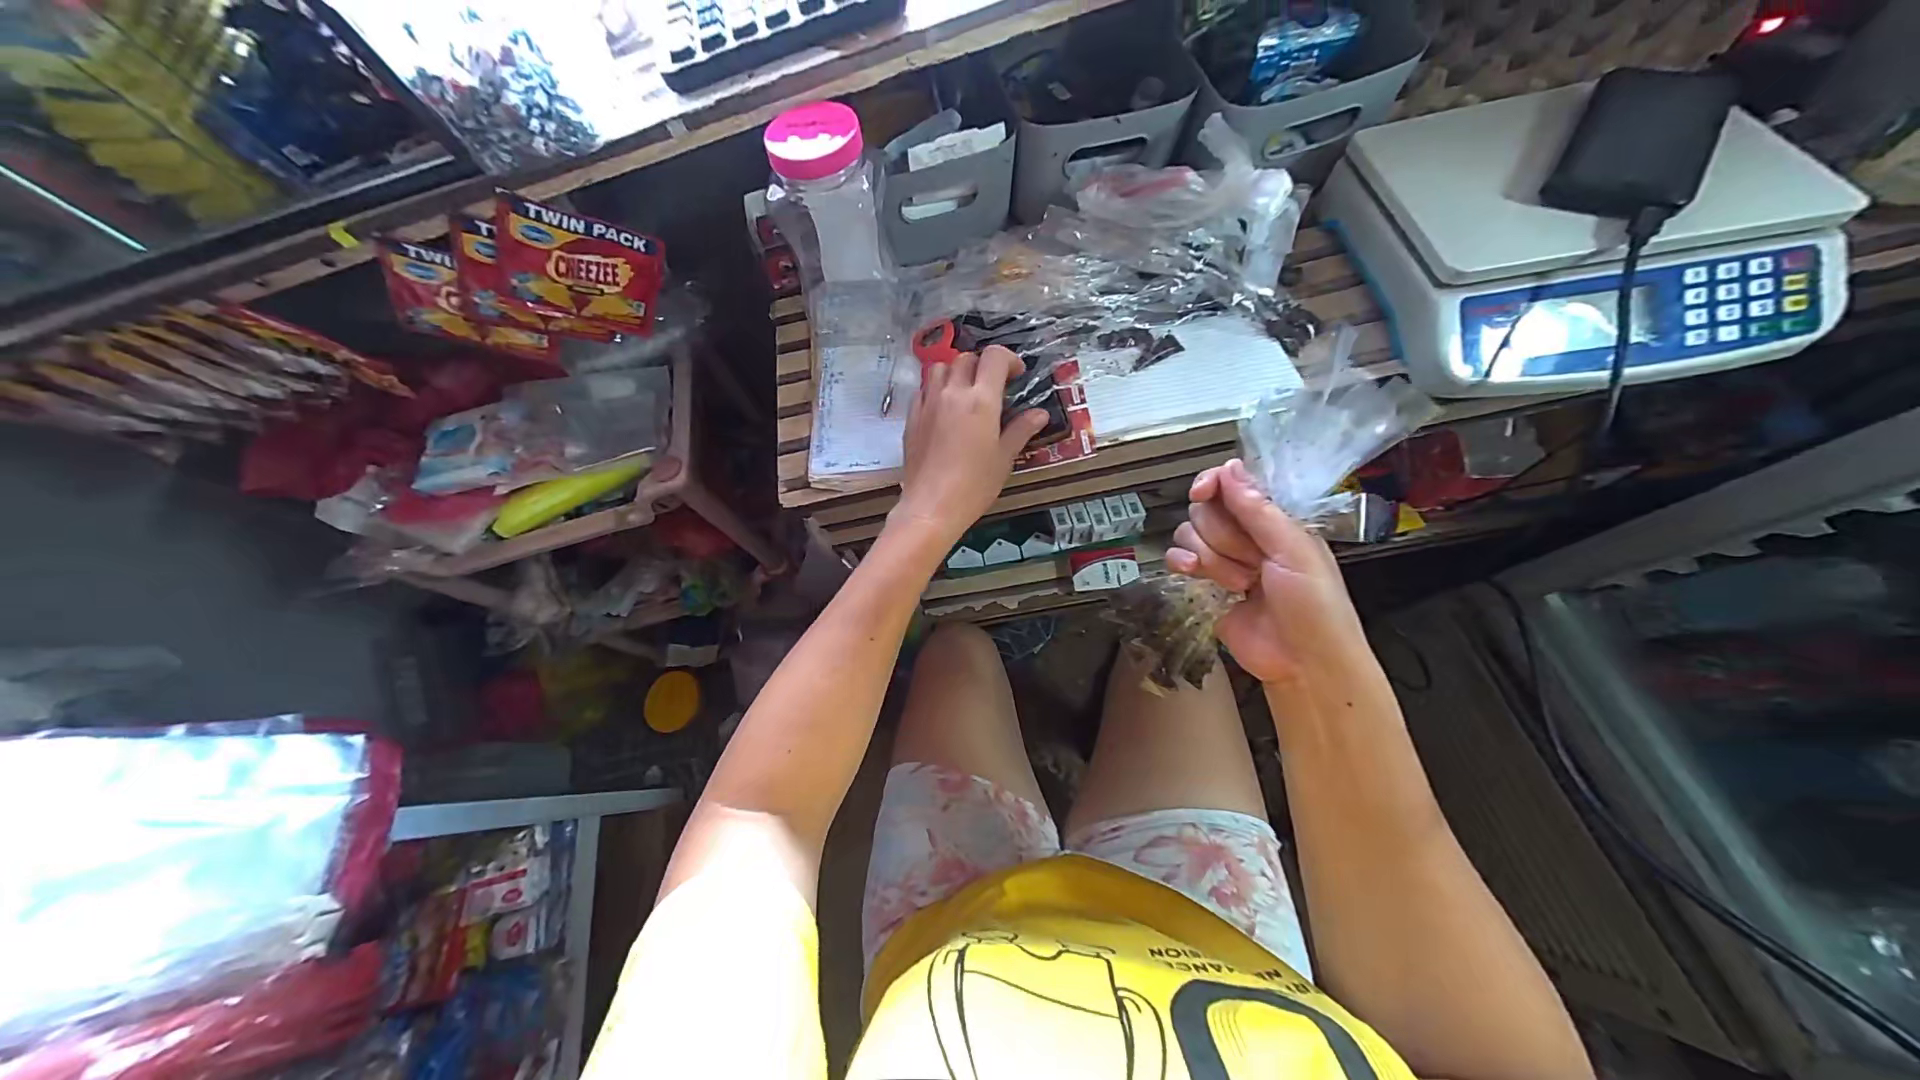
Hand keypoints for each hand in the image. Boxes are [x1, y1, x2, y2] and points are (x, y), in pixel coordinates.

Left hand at [889, 345, 1047, 550]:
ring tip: (966, 392)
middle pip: (966, 358)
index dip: (1009, 359)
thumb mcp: (1004, 458)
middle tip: (994, 386)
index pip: (994, 357)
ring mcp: (928, 403)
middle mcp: (952, 393)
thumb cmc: (974, 485)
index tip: (1016, 375)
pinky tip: (944, 409)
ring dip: (956, 372)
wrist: (931, 506)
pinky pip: (923, 389)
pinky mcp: (912, 417)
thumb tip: (1039, 414)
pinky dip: (936, 389)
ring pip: (940, 368)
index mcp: (981, 400)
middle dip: (983, 365)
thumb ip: (1021, 430)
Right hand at [1164, 459, 1370, 684]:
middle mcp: (1248, 535)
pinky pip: (1178, 559)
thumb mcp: (1294, 551)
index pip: (1234, 484)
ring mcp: (1224, 559)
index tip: (1204, 493)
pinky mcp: (1205, 584)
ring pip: (1189, 533)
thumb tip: (1229, 467)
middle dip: (1221, 535)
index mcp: (1276, 520)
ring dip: (1211, 557)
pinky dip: (1183, 564)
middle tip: (1251, 560)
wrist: (1303, 664)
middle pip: (1206, 510)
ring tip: (1239, 583)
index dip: (1214, 484)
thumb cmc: (1315, 608)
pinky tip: (1196, 575)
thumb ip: (1258, 509)